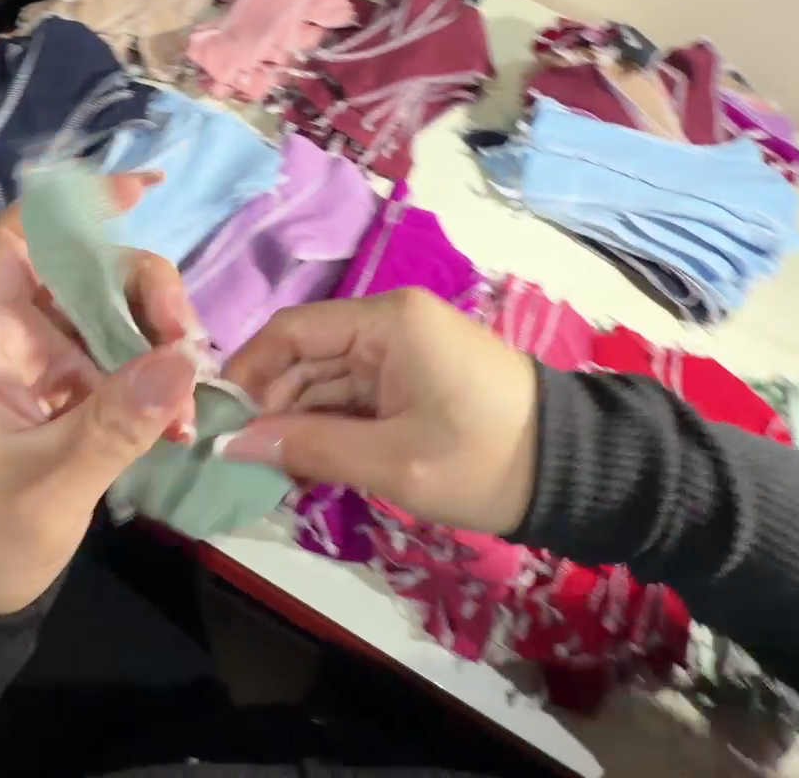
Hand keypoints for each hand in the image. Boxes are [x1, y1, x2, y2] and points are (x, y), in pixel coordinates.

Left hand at [0, 174, 199, 614]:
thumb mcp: (46, 486)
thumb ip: (113, 425)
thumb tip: (185, 361)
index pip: (23, 240)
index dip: (76, 204)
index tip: (143, 191)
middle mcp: (26, 340)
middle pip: (95, 274)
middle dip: (150, 298)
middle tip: (189, 351)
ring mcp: (58, 370)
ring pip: (122, 319)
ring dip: (165, 346)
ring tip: (192, 403)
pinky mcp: (82, 402)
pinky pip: (132, 369)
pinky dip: (163, 387)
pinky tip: (184, 425)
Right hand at [216, 288, 538, 534]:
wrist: (578, 476)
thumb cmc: (485, 461)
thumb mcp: (392, 463)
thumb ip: (308, 449)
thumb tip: (230, 444)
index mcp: (387, 322)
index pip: (292, 330)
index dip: (249, 371)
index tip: (220, 418)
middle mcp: (389, 323)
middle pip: (305, 355)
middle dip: (272, 404)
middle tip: (245, 458)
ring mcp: (401, 350)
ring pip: (326, 378)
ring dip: (299, 421)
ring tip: (274, 470)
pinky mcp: (411, 377)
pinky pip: (352, 395)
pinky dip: (329, 426)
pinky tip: (309, 463)